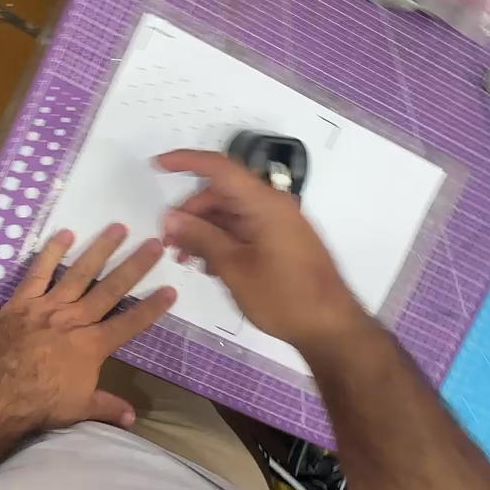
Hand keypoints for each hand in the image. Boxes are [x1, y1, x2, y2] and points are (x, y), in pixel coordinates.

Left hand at [0, 224, 176, 433]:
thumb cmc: (40, 402)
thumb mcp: (79, 408)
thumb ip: (106, 406)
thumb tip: (132, 418)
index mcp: (93, 345)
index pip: (130, 323)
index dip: (152, 307)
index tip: (170, 289)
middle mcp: (76, 319)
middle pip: (111, 288)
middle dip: (135, 266)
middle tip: (155, 243)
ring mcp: (49, 306)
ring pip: (80, 273)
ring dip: (100, 249)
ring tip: (118, 228)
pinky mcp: (23, 300)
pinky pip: (39, 272)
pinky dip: (51, 252)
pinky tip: (65, 234)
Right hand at [155, 149, 371, 353]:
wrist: (331, 327)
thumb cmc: (284, 297)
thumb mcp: (234, 267)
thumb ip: (200, 237)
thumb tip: (170, 217)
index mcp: (264, 203)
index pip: (219, 168)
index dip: (185, 161)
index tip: (158, 165)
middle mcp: (272, 206)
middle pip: (221, 194)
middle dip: (190, 212)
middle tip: (168, 239)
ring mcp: (278, 224)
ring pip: (230, 213)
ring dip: (203, 230)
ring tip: (184, 257)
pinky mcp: (281, 241)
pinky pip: (243, 229)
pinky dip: (221, 240)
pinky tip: (208, 265)